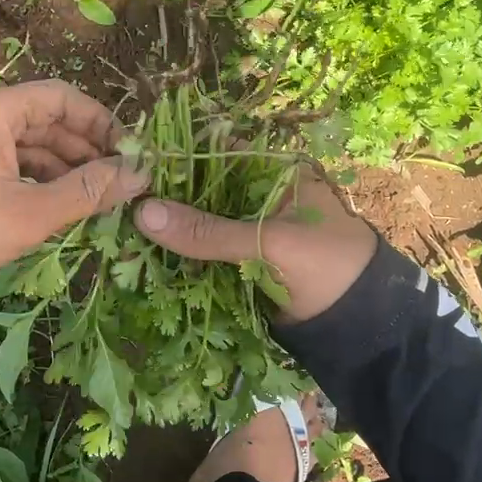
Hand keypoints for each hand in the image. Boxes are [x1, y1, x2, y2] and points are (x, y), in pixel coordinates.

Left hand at [0, 80, 148, 291]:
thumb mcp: (29, 215)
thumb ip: (88, 191)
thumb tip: (141, 174)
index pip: (59, 97)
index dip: (100, 121)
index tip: (130, 151)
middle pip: (43, 119)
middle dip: (84, 149)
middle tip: (120, 181)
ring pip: (25, 142)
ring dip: (61, 167)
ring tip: (97, 198)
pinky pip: (4, 159)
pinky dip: (33, 177)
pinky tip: (59, 202)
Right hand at [133, 165, 377, 322]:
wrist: (365, 330)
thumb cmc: (328, 268)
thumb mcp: (267, 244)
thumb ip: (206, 230)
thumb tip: (141, 211)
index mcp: (272, 173)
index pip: (213, 151)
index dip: (174, 155)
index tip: (131, 164)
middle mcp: (255, 194)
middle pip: (198, 187)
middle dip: (161, 196)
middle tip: (116, 200)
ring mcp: (245, 229)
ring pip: (195, 221)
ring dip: (165, 228)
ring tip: (120, 227)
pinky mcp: (238, 261)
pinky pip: (200, 251)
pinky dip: (176, 254)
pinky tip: (142, 255)